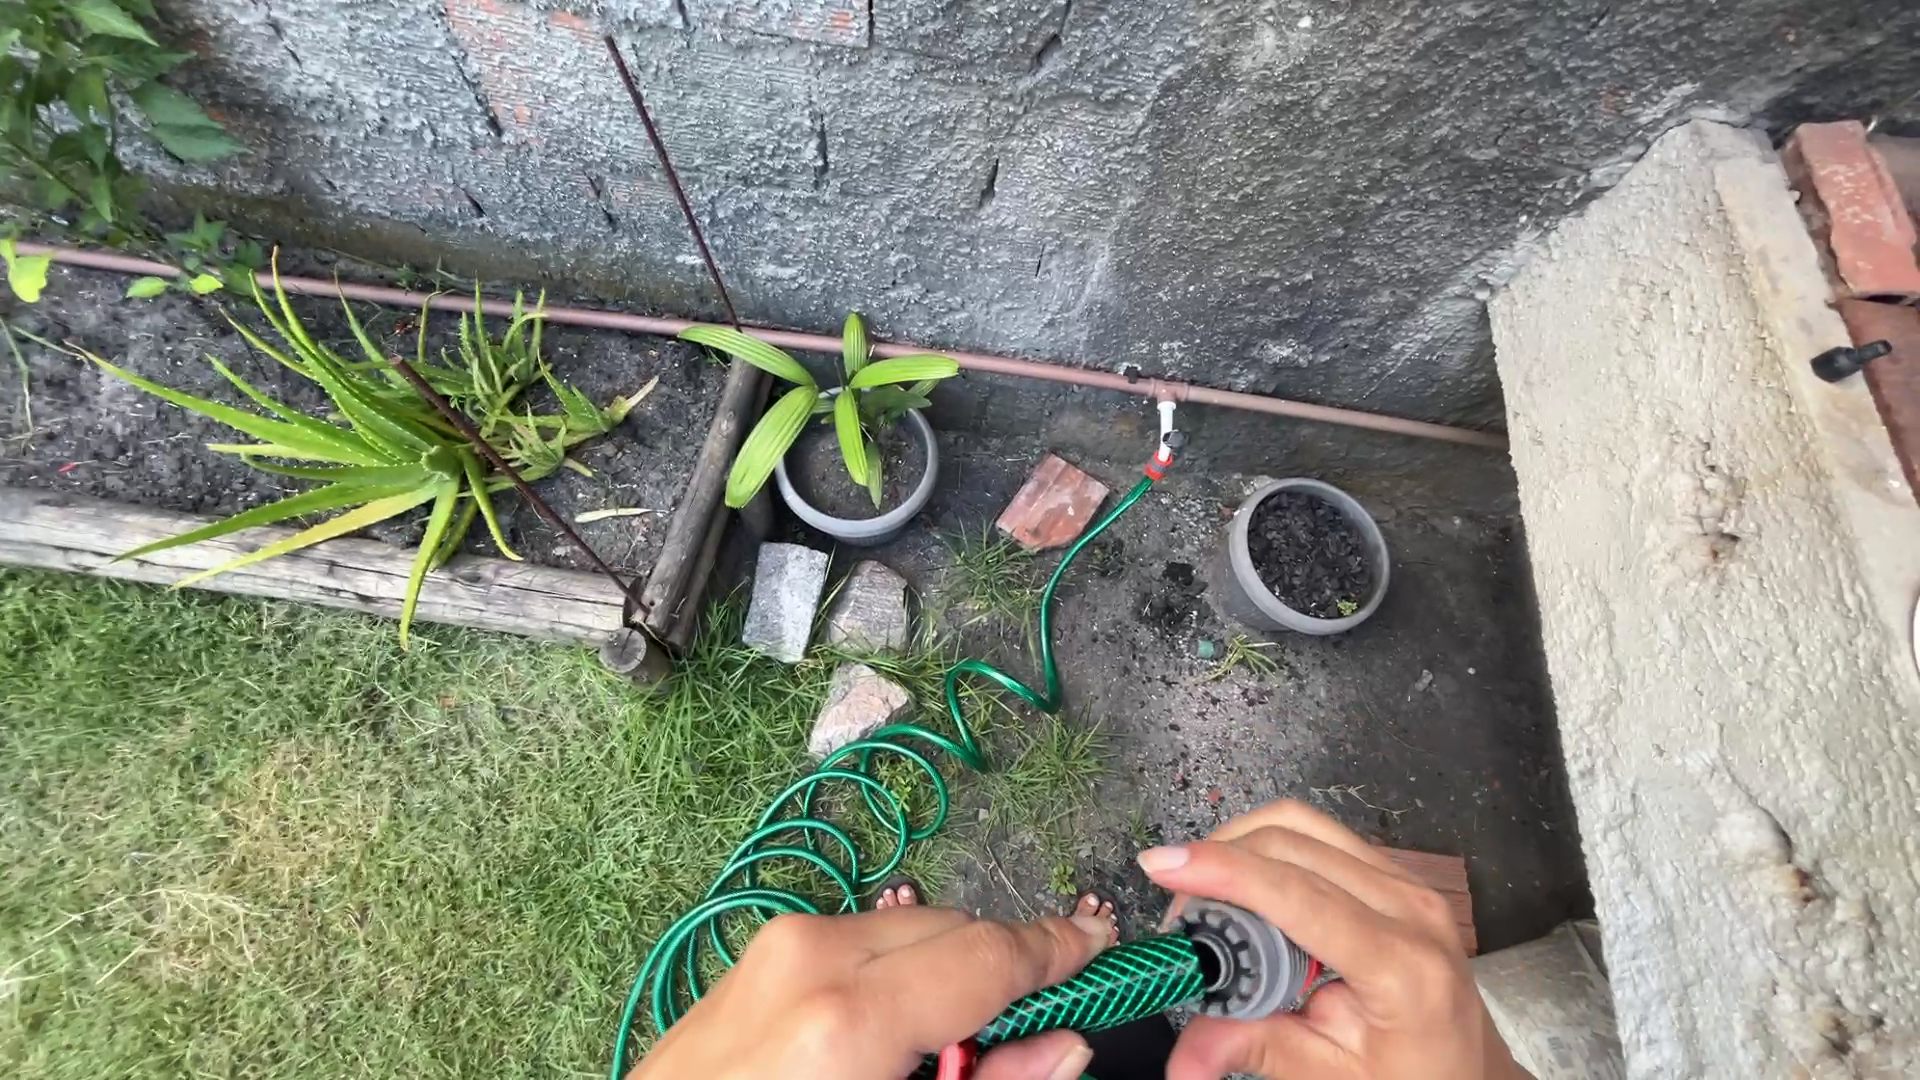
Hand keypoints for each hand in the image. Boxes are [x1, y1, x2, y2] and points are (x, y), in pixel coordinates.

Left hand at [628, 905, 1111, 1079]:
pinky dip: (905, 961)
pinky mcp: (769, 939)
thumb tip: (1065, 1042)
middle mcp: (817, 953)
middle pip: (955, 926)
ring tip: (959, 1026)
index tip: (1098, 943)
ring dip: (954, 960)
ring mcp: (786, 937)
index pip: (984, 954)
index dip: (1054, 947)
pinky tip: (901, 1013)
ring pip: (915, 921)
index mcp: (847, 1019)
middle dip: (1006, 960)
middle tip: (1040, 1006)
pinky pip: (869, 930)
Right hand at [1138, 800, 1526, 1079]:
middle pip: (1287, 846)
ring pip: (1294, 823)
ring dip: (1234, 843)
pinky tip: (1242, 878)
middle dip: (1216, 863)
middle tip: (1176, 914)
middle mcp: (1408, 906)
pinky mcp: (1388, 868)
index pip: (1295, 894)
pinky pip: (1310, 830)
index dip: (1221, 871)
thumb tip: (1182, 1063)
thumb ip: (1254, 1052)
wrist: (1474, 1079)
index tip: (1159, 867)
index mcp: (1402, 967)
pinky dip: (1261, 842)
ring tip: (1201, 890)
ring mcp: (1402, 879)